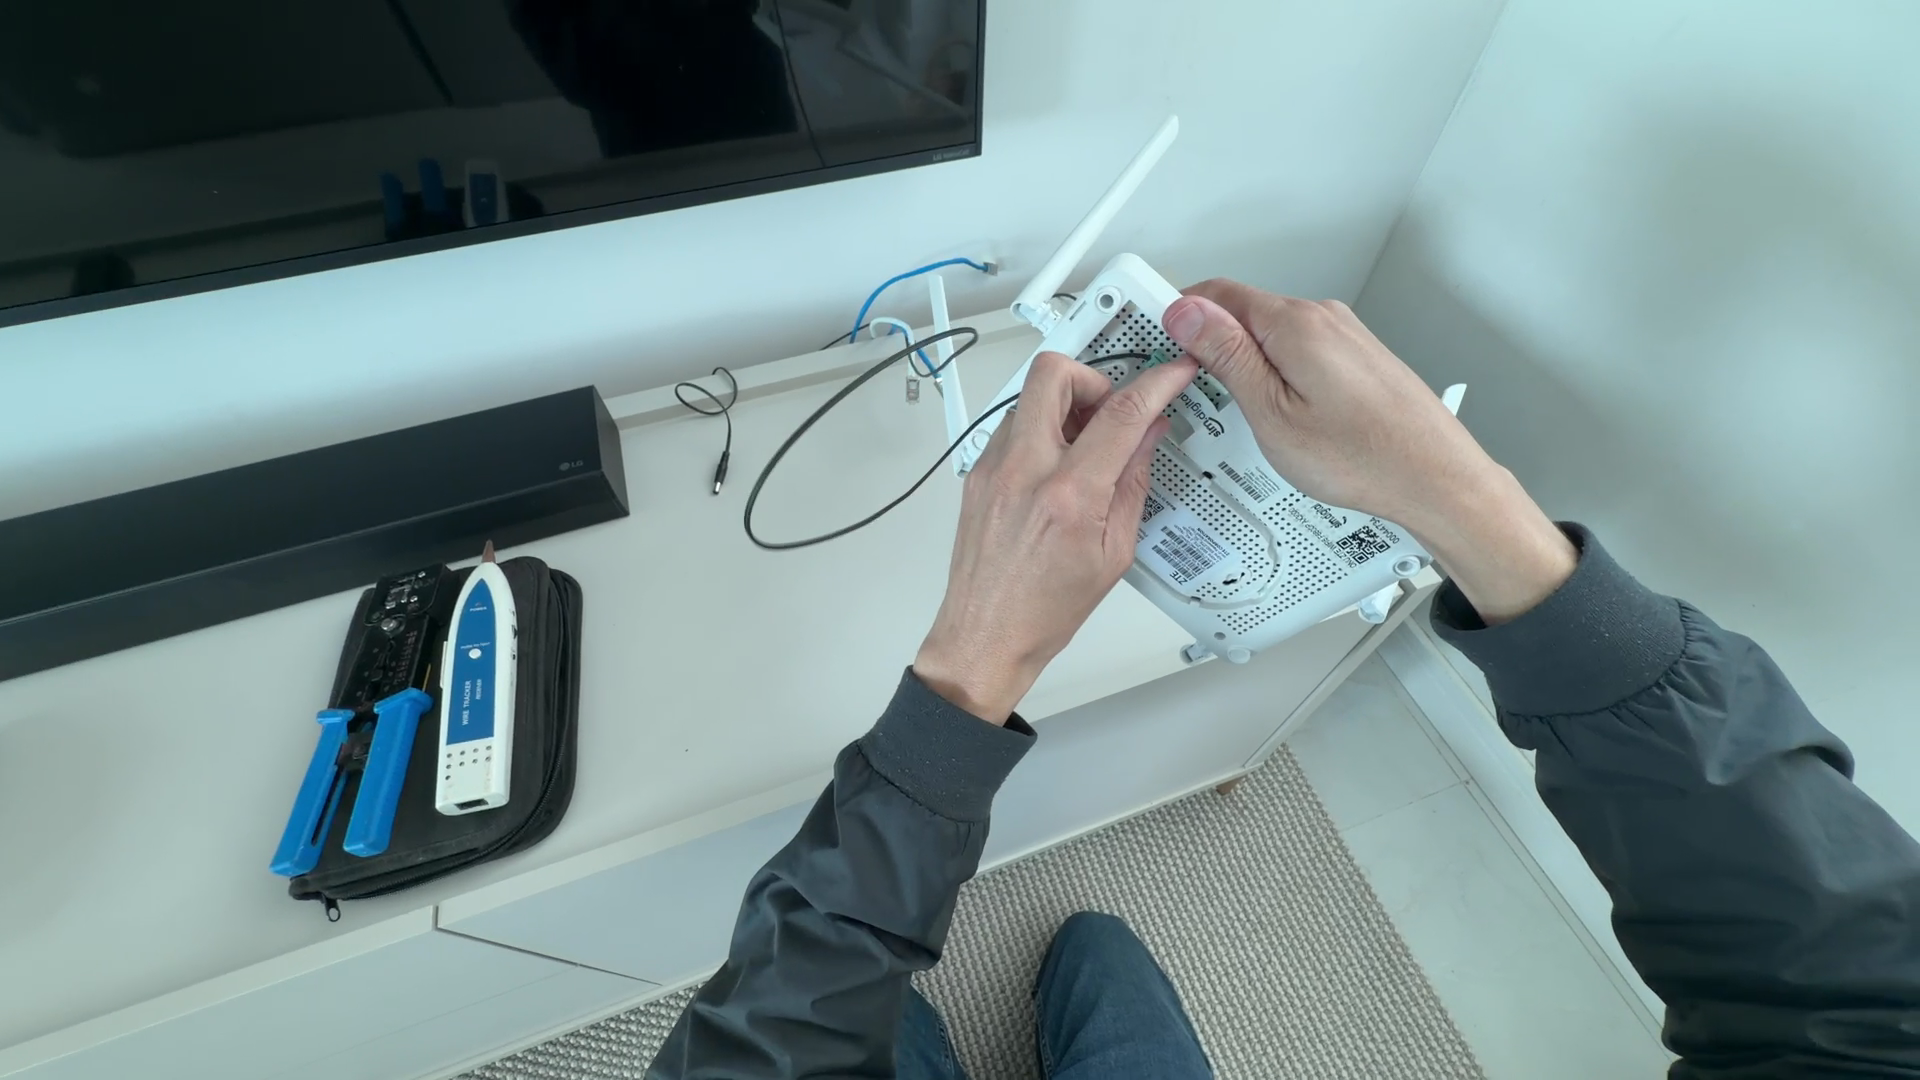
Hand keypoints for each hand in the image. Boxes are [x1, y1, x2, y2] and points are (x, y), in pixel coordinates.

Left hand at [914, 350, 1198, 723]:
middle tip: (1110, 411)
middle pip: (1053, 373)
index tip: (1173, 373)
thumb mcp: (1113, 553)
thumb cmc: (1045, 610)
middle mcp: (1023, 472)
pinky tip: (1055, 468)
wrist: (987, 635)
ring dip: (1063, 407)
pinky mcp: (975, 476)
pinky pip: (1011, 428)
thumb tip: (1148, 434)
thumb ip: (1133, 483)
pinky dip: (1039, 432)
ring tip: (1084, 448)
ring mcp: (991, 469)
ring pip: (1028, 397)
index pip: (1121, 414)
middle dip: (1093, 378)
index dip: (1157, 383)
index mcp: (1068, 496)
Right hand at [1161, 280, 1574, 624]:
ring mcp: (1343, 336)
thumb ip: (1226, 356)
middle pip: (1243, 311)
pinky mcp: (1354, 357)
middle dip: (1205, 339)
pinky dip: (1269, 368)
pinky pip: (1295, 349)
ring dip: (1237, 357)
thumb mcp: (1271, 412)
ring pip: (1269, 332)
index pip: (1216, 294)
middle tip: (1183, 382)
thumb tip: (1186, 312)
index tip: (1154, 336)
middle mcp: (1322, 318)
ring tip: (1225, 402)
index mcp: (1295, 325)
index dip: (1178, 311)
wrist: (1435, 478)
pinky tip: (1268, 405)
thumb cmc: (1359, 456)